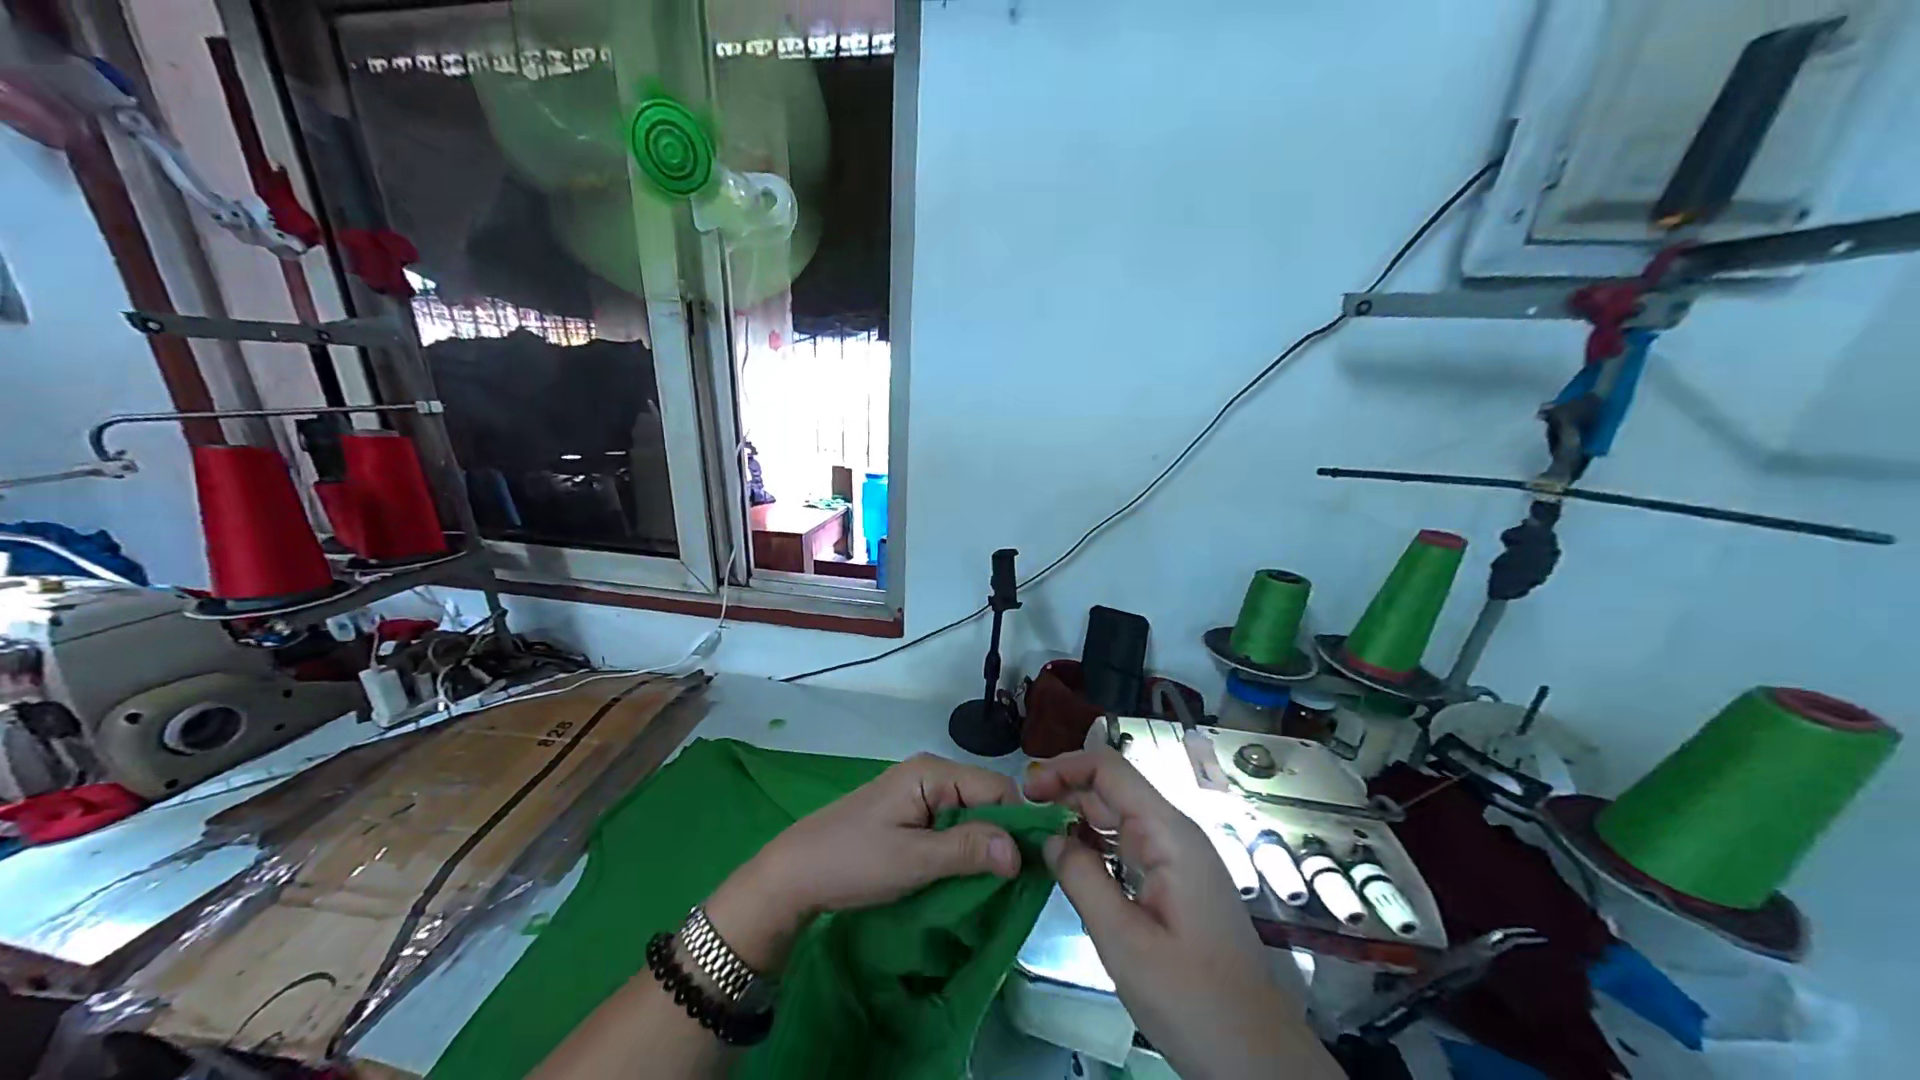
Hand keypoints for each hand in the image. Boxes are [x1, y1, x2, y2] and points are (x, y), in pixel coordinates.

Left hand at [705, 754, 1022, 974]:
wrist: (794, 873)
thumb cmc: (852, 862)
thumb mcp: (913, 859)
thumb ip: (967, 849)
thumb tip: (1020, 850)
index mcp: (933, 772)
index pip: (998, 789)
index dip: (1017, 825)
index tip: (1030, 868)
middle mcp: (931, 773)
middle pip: (987, 799)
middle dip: (1001, 837)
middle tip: (1011, 882)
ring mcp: (920, 792)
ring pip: (971, 814)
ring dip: (982, 846)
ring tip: (991, 882)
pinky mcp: (911, 812)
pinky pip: (952, 823)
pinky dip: (962, 848)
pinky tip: (966, 874)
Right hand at [1025, 748, 1341, 1079]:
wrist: (1256, 1055)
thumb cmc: (1192, 998)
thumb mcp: (1124, 941)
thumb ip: (1082, 879)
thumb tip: (1050, 839)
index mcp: (1167, 834)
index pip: (1110, 769)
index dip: (1064, 768)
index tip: (1025, 790)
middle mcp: (1172, 835)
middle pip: (1111, 791)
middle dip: (1063, 794)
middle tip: (1019, 818)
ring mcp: (1175, 859)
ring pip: (1116, 819)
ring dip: (1075, 821)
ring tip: (1034, 836)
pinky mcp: (1172, 883)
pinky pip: (1125, 848)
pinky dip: (1093, 848)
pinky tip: (1068, 863)